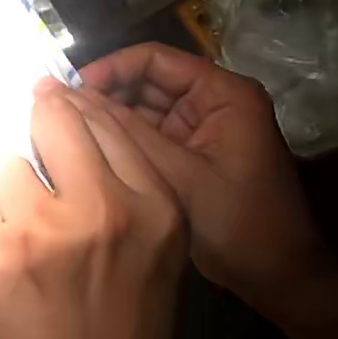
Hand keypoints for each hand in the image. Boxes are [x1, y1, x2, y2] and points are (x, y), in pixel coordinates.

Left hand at [0, 78, 186, 338]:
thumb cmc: (116, 337)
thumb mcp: (150, 257)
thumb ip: (121, 192)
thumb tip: (62, 123)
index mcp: (157, 208)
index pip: (104, 121)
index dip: (71, 109)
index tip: (50, 96)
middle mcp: (108, 209)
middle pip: (54, 120)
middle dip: (36, 120)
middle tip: (25, 116)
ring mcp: (49, 229)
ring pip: (9, 169)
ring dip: (12, 198)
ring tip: (26, 246)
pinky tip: (5, 280)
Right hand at [79, 43, 337, 320]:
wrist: (281, 278)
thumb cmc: (239, 225)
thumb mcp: (179, 177)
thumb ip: (128, 136)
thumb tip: (72, 100)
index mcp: (222, 94)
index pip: (155, 60)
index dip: (109, 69)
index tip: (66, 90)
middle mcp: (212, 103)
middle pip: (147, 82)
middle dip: (105, 95)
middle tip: (56, 114)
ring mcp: (202, 130)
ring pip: (145, 111)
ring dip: (109, 120)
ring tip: (64, 132)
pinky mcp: (192, 155)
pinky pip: (151, 137)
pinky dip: (122, 143)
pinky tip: (88, 153)